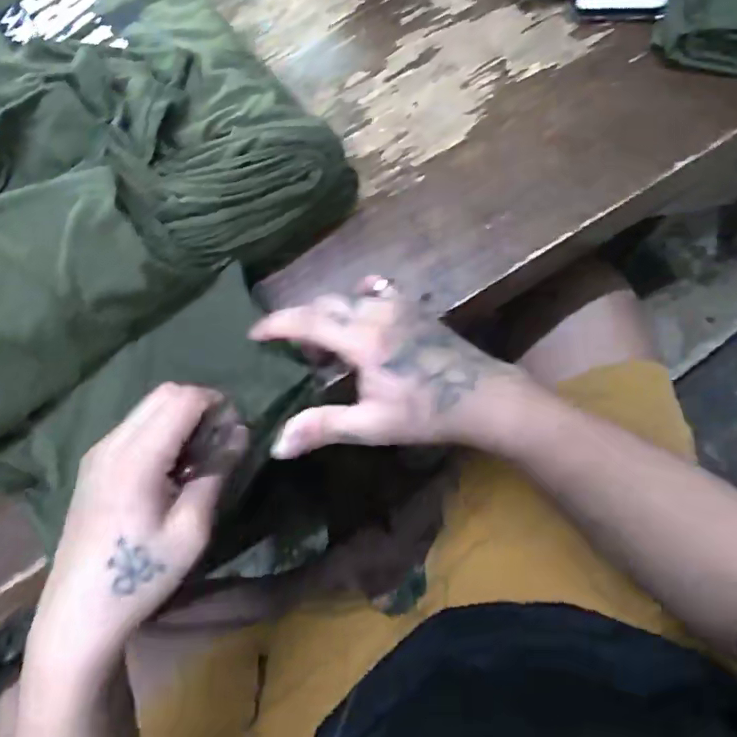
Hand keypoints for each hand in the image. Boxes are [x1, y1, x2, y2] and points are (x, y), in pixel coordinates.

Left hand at [29, 384, 238, 677]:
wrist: (79, 611)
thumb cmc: (142, 576)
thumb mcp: (191, 531)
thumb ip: (215, 474)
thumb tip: (238, 433)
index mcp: (136, 458)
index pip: (182, 399)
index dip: (215, 403)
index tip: (236, 428)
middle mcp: (113, 442)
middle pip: (163, 393)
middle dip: (198, 405)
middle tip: (221, 439)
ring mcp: (98, 450)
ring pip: (147, 407)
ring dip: (178, 416)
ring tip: (197, 456)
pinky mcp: (93, 462)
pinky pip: (133, 426)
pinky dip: (159, 429)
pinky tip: (170, 467)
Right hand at [249, 276, 522, 459]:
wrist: (486, 398)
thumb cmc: (427, 414)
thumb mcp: (373, 426)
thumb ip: (323, 427)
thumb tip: (276, 445)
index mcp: (362, 339)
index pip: (306, 321)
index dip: (274, 325)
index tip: (251, 334)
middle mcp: (375, 312)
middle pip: (323, 305)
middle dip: (299, 323)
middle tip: (290, 353)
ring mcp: (396, 304)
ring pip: (346, 299)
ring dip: (327, 318)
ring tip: (326, 351)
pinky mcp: (411, 305)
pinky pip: (375, 291)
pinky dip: (357, 300)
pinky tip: (359, 315)